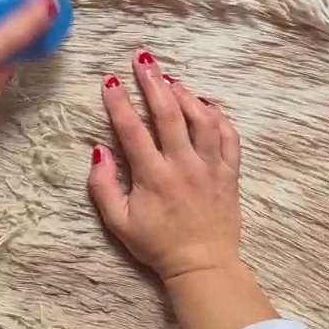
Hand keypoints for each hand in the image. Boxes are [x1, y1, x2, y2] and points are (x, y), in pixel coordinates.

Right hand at [88, 50, 276, 328]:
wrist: (204, 267)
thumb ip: (103, 186)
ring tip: (170, 78)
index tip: (109, 81)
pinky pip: (229, 137)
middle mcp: (184, 166)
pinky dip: (218, 116)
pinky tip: (205, 103)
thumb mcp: (118, 223)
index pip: (133, 130)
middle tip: (143, 60)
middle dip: (154, 83)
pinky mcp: (229, 173)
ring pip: (202, 120)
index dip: (119, 103)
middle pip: (170, 114)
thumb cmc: (157, 245)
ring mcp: (210, 168)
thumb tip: (98, 151)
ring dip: (185, 94)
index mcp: (154, 177)